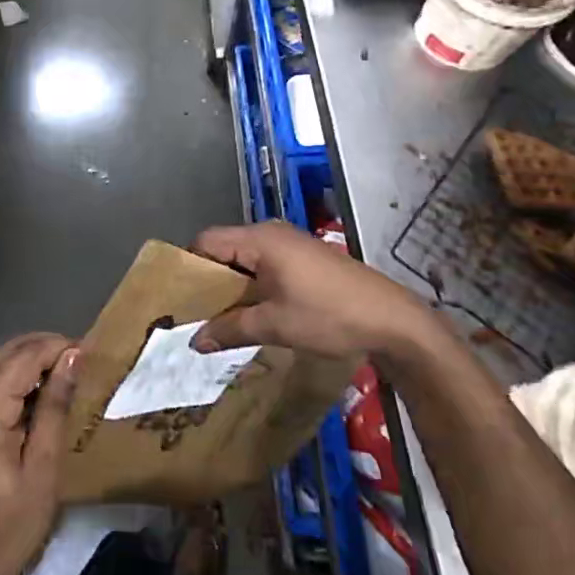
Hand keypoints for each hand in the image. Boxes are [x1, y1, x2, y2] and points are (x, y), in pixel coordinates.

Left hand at [0, 334, 77, 574]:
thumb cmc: (8, 527)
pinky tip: (38, 392)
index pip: (24, 356)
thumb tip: (72, 357)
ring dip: (30, 360)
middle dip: (45, 348)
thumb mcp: (42, 469)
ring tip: (66, 373)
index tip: (91, 352)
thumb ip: (54, 407)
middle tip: (81, 360)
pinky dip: (14, 377)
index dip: (58, 347)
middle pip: (7, 351)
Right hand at [191, 221, 436, 356]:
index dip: (189, 266)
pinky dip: (253, 286)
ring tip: (220, 318)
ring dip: (232, 286)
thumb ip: (230, 329)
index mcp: (260, 240)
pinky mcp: (305, 259)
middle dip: (209, 280)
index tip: (181, 298)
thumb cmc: (328, 315)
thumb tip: (196, 341)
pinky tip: (252, 313)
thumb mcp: (274, 325)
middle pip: (225, 249)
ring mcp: (291, 244)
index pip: (207, 241)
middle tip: (195, 313)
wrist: (393, 320)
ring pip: (245, 260)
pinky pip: (265, 266)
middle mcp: (272, 234)